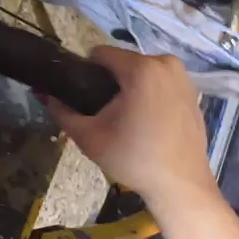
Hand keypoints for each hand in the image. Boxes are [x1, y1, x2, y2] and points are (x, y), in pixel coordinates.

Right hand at [45, 47, 216, 205]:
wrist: (180, 185)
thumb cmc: (133, 159)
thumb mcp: (89, 137)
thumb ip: (62, 112)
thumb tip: (44, 95)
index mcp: (141, 69)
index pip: (101, 54)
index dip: (86, 71)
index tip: (84, 96)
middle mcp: (165, 64)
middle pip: (124, 63)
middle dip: (110, 82)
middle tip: (104, 113)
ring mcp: (183, 77)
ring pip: (143, 73)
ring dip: (131, 88)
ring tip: (126, 119)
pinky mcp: (193, 92)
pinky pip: (161, 84)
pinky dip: (151, 95)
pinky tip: (147, 123)